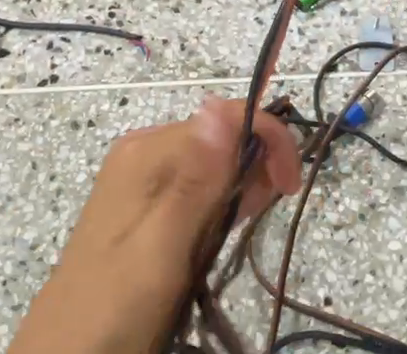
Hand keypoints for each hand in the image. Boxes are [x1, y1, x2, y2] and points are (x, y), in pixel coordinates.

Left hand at [8, 99, 302, 353]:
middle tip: (262, 217)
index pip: (225, 116)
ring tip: (240, 228)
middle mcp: (146, 152)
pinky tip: (222, 228)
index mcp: (148, 150)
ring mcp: (144, 178)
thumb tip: (218, 102)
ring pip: (213, 162)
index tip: (291, 186)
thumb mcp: (161, 245)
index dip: (268, 138)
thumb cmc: (115, 305)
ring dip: (239, 188)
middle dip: (254, 167)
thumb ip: (195, 177)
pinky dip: (219, 203)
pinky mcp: (146, 205)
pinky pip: (197, 187)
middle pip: (221, 136)